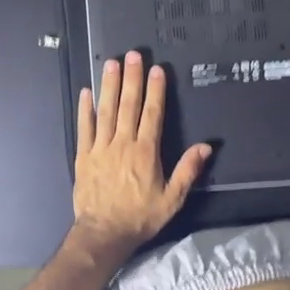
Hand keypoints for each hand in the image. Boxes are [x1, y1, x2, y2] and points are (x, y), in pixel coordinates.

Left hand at [72, 51, 211, 256]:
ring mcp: (100, 148)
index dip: (155, 90)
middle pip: (128, 105)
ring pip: (106, 111)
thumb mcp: (172, 199)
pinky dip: (85, 109)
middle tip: (132, 55)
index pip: (152, 113)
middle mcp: (122, 144)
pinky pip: (84, 128)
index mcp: (145, 152)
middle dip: (132, 78)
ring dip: (109, 86)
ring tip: (111, 63)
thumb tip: (206, 147)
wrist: (104, 234)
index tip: (156, 69)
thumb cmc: (140, 217)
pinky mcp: (83, 156)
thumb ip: (187, 170)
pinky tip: (86, 92)